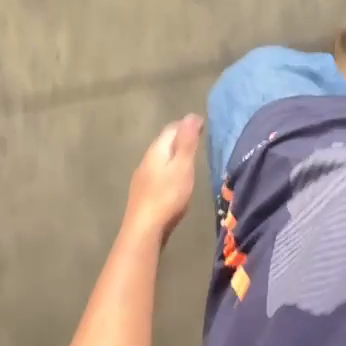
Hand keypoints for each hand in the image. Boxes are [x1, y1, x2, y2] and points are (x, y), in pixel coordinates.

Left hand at [123, 114, 201, 244]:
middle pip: (164, 141)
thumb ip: (187, 141)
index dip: (187, 124)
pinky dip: (168, 167)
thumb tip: (191, 115)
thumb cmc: (168, 196)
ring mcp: (142, 176)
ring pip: (160, 156)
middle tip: (197, 138)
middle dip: (180, 136)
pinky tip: (173, 179)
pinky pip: (157, 170)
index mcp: (157, 149)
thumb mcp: (183, 166)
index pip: (172, 128)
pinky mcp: (142, 191)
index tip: (203, 125)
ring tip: (188, 157)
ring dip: (173, 152)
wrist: (143, 230)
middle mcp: (146, 159)